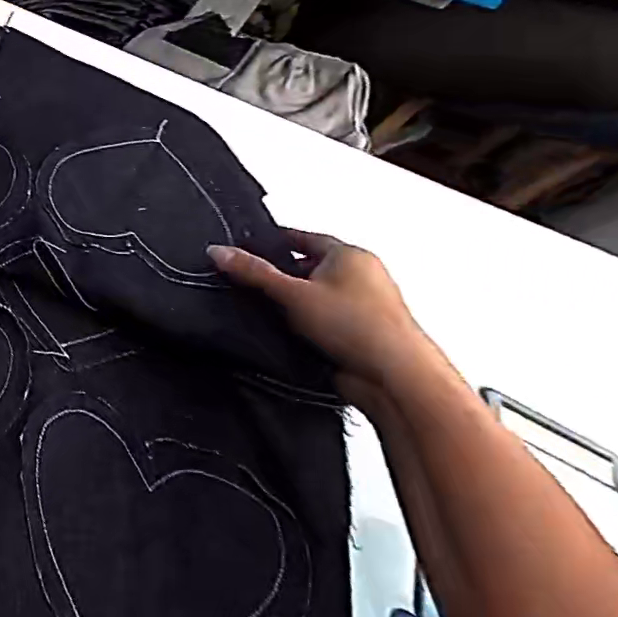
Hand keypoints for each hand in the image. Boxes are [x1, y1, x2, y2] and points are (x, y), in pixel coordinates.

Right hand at [209, 231, 443, 404]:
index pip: (303, 238)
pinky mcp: (362, 335)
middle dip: (286, 277)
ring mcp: (365, 307)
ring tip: (279, 315)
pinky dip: (310, 328)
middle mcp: (363, 276)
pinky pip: (327, 324)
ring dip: (299, 306)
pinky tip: (296, 338)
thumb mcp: (292, 293)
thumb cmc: (363, 328)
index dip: (276, 242)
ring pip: (319, 298)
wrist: (395, 377)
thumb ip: (253, 272)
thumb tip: (222, 252)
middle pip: (311, 268)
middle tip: (261, 284)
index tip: (254, 247)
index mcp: (350, 254)